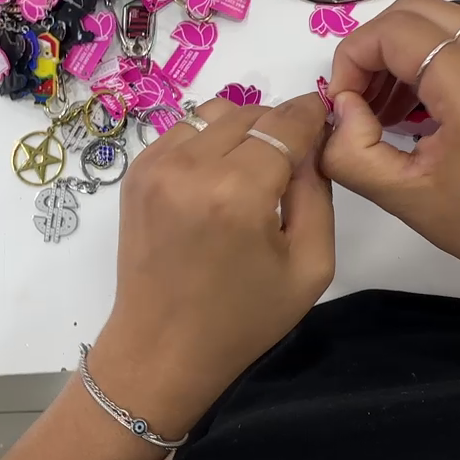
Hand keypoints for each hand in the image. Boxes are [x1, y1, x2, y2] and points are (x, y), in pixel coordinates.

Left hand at [86, 95, 333, 437]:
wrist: (161, 347)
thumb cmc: (243, 318)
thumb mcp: (310, 265)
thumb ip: (317, 192)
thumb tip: (310, 143)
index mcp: (238, 193)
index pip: (285, 123)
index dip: (310, 114)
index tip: (323, 117)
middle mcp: (190, 167)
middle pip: (249, 112)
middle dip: (277, 126)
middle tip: (289, 159)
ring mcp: (155, 166)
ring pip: (214, 115)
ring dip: (240, 131)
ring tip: (250, 170)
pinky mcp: (136, 172)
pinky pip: (183, 132)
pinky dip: (206, 143)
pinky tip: (214, 181)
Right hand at [319, 0, 459, 295]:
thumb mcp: (403, 199)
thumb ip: (349, 151)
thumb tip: (340, 104)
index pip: (395, 33)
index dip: (353, 58)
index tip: (345, 103)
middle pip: (415, 10)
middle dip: (372, 47)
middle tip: (361, 99)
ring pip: (439, 16)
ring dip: (399, 49)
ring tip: (387, 104)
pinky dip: (429, 54)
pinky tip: (420, 101)